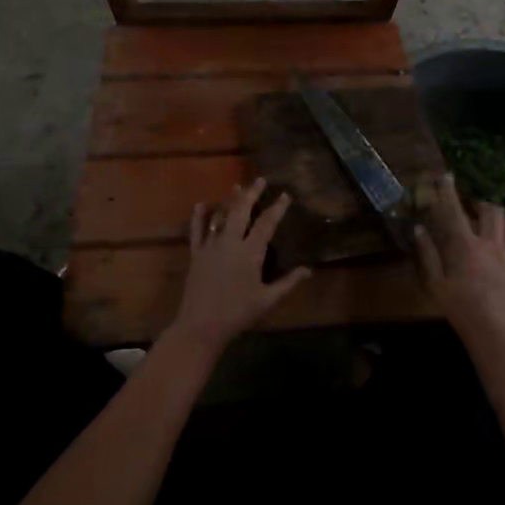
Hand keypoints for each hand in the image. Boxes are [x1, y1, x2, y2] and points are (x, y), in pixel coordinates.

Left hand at [168, 178, 310, 352]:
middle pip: (242, 211)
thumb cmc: (238, 313)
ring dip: (230, 200)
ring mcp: (211, 246)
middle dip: (252, 193)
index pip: (267, 223)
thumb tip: (309, 270)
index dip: (277, 208)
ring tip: (237, 186)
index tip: (285, 195)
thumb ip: (288, 283)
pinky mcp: (196, 254)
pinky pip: (197, 231)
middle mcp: (230, 242)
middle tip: (260, 180)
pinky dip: (199, 217)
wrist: (201, 325)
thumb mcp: (268, 300)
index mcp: (250, 252)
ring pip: (221, 216)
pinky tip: (201, 204)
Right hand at [415, 173, 504, 341]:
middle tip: (470, 207)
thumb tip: (420, 229)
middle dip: (479, 203)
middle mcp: (491, 244)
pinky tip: (501, 247)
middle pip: (491, 210)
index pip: (455, 211)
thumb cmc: (462, 310)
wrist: (498, 334)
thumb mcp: (436, 285)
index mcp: (466, 247)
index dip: (449, 192)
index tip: (446, 176)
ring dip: (497, 218)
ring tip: (487, 223)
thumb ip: (428, 254)